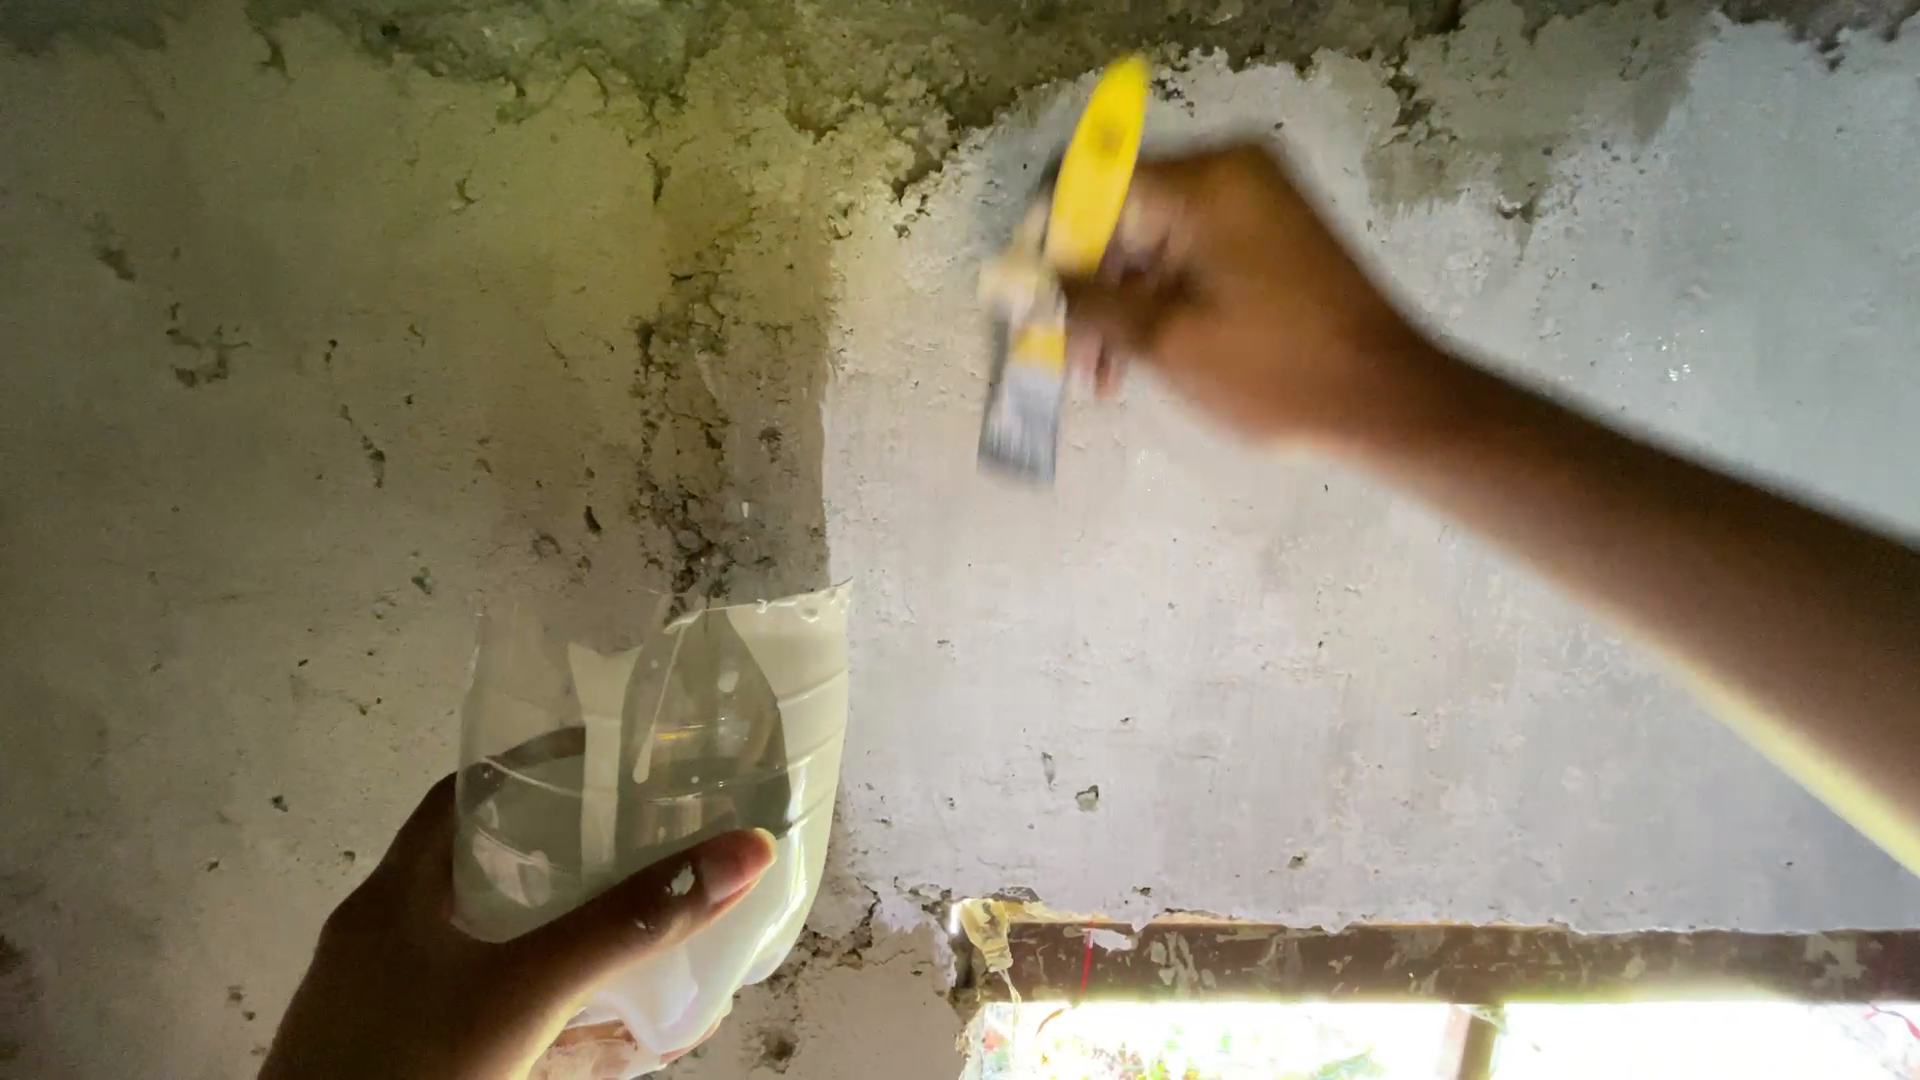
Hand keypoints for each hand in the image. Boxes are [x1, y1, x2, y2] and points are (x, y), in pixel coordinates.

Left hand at [261, 775, 773, 1079]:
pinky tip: (632, 1026)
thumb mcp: (525, 993)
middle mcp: (395, 943)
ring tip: (656, 916)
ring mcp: (404, 1012)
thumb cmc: (403, 1078)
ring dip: (581, 932)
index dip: (536, 763)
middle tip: (653, 834)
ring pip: (510, 944)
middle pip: (498, 864)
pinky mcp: (426, 1064)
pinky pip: (513, 1011)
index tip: (612, 758)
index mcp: (397, 898)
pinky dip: (571, 1006)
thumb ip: (630, 926)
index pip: (467, 792)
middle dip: (579, 849)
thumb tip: (746, 850)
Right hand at [1065, 142, 1428, 441]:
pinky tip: (1137, 363)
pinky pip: (1183, 262)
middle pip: (1117, 218)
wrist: (1383, 400)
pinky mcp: (1260, 240)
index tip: (1033, 302)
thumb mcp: (1163, 339)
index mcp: (1202, 182)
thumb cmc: (1272, 371)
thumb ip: (1083, 301)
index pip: (1089, 181)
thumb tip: (1022, 280)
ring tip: (1100, 381)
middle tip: (1066, 361)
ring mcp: (1248, 206)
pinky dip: (1154, 307)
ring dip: (1115, 311)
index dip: (1047, 241)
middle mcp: (1225, 174)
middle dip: (1082, 291)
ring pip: (1146, 248)